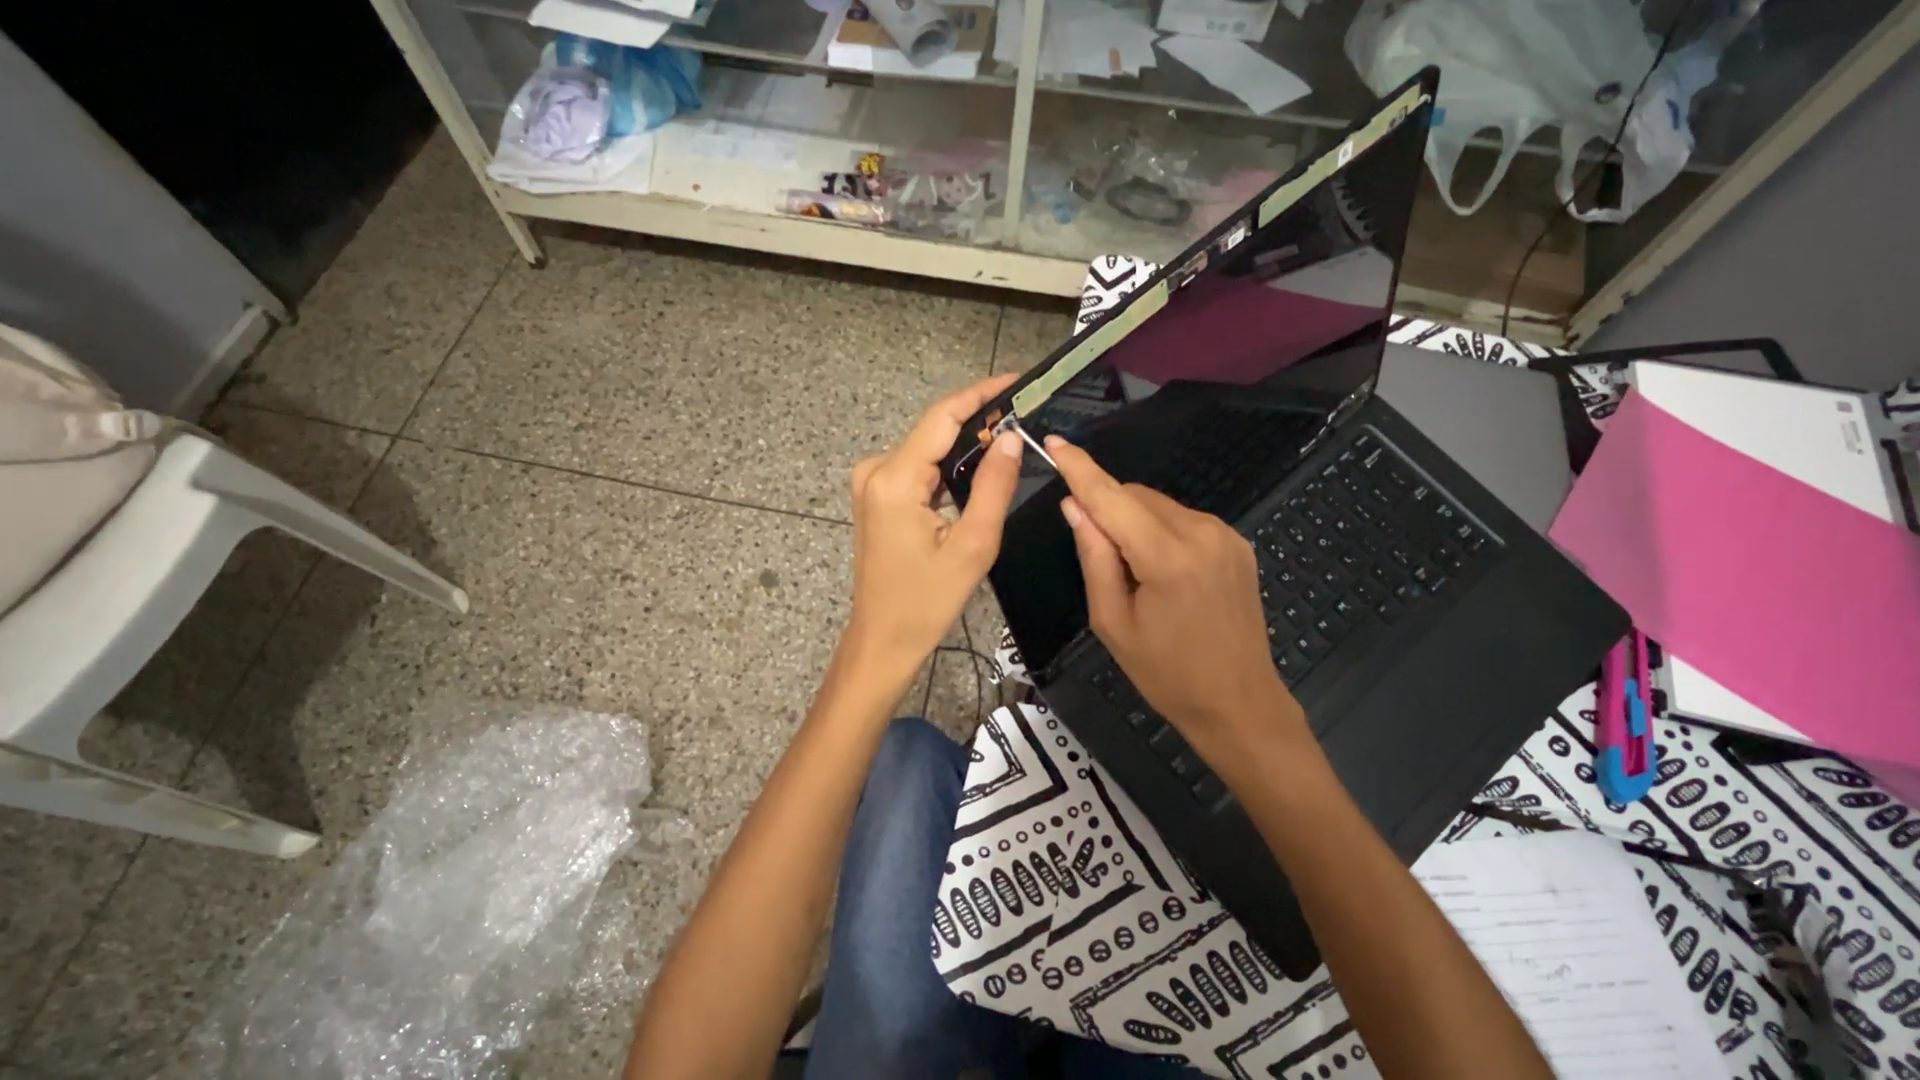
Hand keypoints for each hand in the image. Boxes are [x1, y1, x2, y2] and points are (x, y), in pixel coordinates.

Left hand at [842, 374, 1023, 689]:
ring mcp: (871, 483)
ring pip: (928, 449)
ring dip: (965, 445)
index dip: (982, 394)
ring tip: (1012, 440)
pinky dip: (948, 467)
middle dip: (979, 421)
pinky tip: (979, 469)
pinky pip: (919, 469)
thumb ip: (993, 485)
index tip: (1018, 381)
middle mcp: (875, 470)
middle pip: (934, 430)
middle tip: (1026, 415)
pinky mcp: (876, 497)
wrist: (882, 639)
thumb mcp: (972, 545)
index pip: (943, 416)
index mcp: (895, 478)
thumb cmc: (926, 601)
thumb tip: (1011, 437)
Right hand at [1046, 435, 1311, 775]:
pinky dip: (1160, 531)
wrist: (1239, 702)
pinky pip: (1183, 521)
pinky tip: (1161, 573)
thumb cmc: (1167, 674)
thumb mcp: (1113, 623)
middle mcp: (1202, 532)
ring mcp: (1226, 535)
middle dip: (1107, 508)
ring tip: (1134, 576)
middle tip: (1095, 555)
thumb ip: (1094, 558)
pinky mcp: (1237, 543)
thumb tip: (1075, 506)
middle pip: (1136, 496)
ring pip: (1160, 506)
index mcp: (1168, 557)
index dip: (1080, 469)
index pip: (1112, 498)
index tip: (1055, 442)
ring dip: (1134, 521)